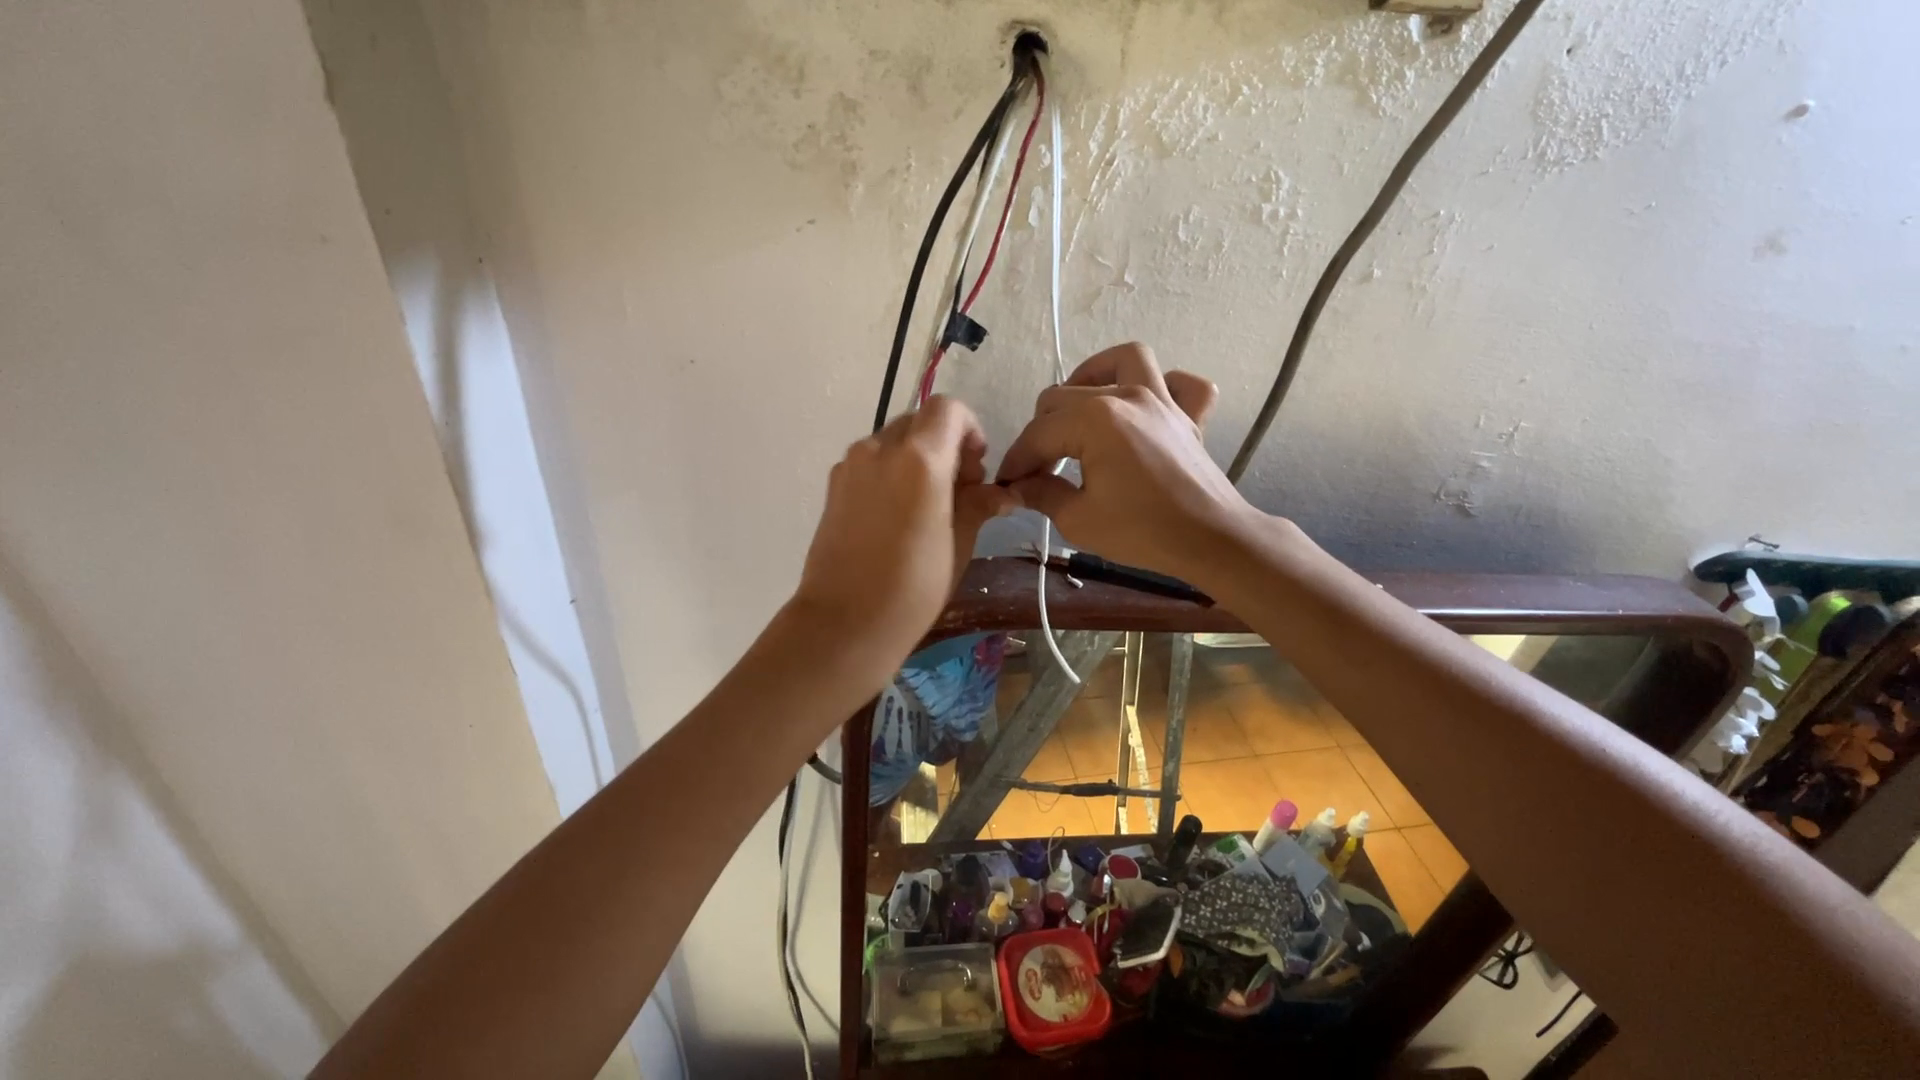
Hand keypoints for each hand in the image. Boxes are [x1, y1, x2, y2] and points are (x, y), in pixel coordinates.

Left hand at [792, 396, 1017, 654]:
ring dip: (916, 459)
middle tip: (958, 490)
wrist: (846, 621)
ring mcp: (851, 465)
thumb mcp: (959, 543)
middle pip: (919, 422)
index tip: (977, 467)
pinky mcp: (833, 486)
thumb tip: (1002, 494)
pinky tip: (897, 517)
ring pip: (892, 441)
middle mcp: (880, 448)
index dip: (970, 429)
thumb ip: (979, 505)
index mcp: (919, 458)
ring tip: (927, 506)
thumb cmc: (914, 586)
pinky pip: (870, 463)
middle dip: (944, 445)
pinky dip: (890, 473)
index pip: (949, 410)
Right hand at [995, 343, 1259, 583]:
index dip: (1016, 461)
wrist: (1210, 541)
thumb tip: (1018, 485)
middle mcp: (1126, 395)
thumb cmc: (1142, 532)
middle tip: (1039, 469)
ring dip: (1096, 375)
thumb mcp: (1078, 520)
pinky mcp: (1190, 416)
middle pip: (1064, 396)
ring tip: (1081, 407)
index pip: (1038, 434)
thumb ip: (1042, 493)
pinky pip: (1181, 383)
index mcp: (1094, 420)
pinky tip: (1147, 406)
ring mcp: (1162, 400)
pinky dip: (1165, 386)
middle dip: (1042, 432)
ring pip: (1125, 359)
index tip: (1008, 485)